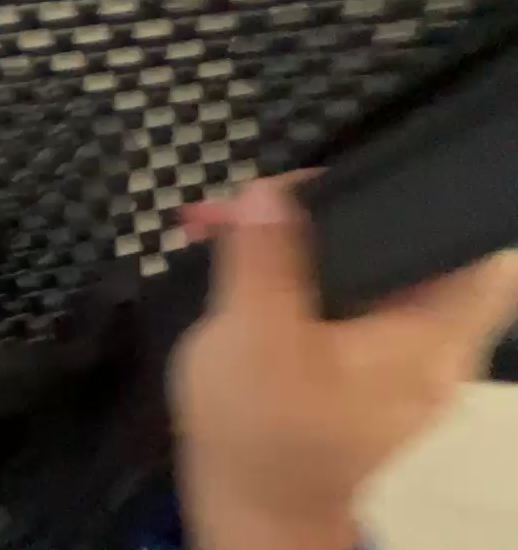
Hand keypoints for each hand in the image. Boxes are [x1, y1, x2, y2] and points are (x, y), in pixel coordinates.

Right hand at [173, 171, 517, 549]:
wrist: (247, 500)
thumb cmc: (260, 419)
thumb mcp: (252, 330)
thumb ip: (265, 260)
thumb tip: (269, 192)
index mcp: (424, 338)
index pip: (469, 257)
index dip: (419, 206)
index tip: (340, 177)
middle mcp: (422, 349)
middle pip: (394, 259)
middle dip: (314, 218)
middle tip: (238, 200)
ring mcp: (383, 364)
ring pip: (349, 280)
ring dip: (282, 245)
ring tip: (207, 225)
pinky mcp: (341, 373)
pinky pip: (322, 307)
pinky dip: (278, 278)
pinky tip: (223, 268)